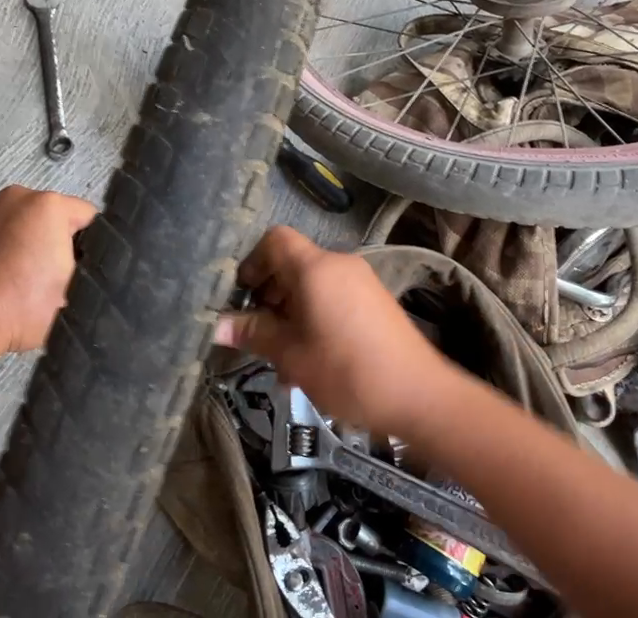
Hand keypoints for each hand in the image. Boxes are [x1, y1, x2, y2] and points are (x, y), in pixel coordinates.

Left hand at [0, 185, 96, 355]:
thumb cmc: (18, 307)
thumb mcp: (74, 293)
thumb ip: (90, 272)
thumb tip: (86, 272)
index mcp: (49, 205)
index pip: (90, 219)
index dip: (94, 248)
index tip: (82, 273)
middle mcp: (19, 196)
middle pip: (57, 217)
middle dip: (61, 244)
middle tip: (56, 280)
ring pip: (29, 224)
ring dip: (34, 246)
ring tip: (27, 282)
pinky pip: (4, 231)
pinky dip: (9, 248)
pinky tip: (6, 277)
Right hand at [215, 227, 458, 435]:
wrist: (421, 396)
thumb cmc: (347, 371)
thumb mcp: (291, 355)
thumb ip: (254, 333)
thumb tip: (216, 325)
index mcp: (315, 268)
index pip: (274, 240)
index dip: (252, 262)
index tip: (241, 296)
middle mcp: (339, 264)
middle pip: (292, 263)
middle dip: (269, 293)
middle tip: (256, 330)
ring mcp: (361, 282)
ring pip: (312, 285)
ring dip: (290, 311)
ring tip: (281, 355)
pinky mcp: (375, 302)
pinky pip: (332, 298)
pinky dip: (314, 317)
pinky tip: (310, 359)